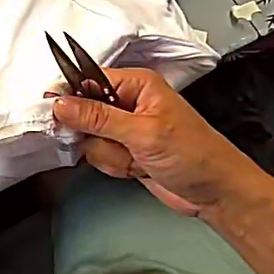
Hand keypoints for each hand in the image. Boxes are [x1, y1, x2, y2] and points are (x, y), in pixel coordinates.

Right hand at [51, 68, 268, 214]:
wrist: (217, 194)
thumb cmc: (196, 155)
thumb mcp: (143, 133)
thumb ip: (98, 118)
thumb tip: (62, 103)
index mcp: (136, 84)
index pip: (88, 80)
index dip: (70, 95)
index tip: (56, 110)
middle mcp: (128, 102)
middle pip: (83, 111)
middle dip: (95, 134)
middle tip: (116, 142)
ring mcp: (125, 128)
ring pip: (88, 138)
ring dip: (108, 154)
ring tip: (136, 158)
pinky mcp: (124, 150)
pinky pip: (98, 155)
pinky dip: (113, 165)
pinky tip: (136, 168)